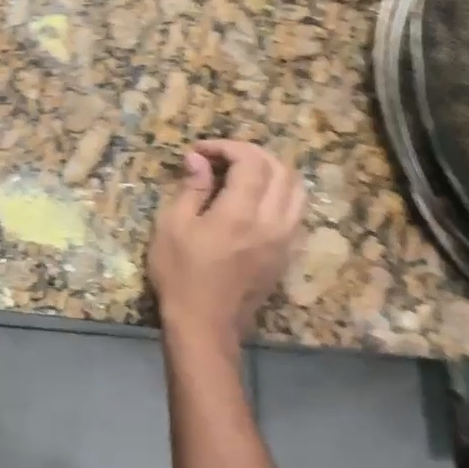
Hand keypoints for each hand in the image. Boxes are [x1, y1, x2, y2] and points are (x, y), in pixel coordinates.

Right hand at [148, 140, 304, 348]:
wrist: (205, 321)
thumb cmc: (179, 271)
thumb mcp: (172, 225)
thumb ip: (192, 188)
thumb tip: (198, 159)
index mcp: (241, 213)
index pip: (251, 161)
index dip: (226, 146)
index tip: (199, 151)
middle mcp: (273, 222)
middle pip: (281, 170)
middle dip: (250, 154)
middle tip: (219, 156)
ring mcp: (286, 239)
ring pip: (296, 190)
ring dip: (270, 172)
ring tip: (240, 173)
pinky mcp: (287, 253)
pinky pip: (295, 211)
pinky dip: (278, 193)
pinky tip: (251, 199)